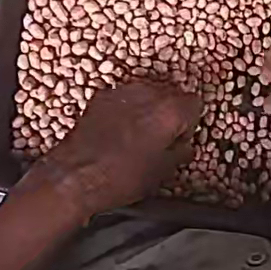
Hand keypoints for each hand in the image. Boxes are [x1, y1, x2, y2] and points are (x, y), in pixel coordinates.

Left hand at [31, 82, 201, 216]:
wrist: (76, 177)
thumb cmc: (120, 176)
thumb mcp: (162, 171)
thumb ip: (180, 153)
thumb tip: (184, 149)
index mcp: (170, 110)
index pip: (194, 104)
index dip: (190, 124)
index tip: (182, 140)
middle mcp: (147, 93)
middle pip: (172, 94)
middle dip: (172, 114)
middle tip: (165, 140)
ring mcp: (122, 92)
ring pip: (148, 93)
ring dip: (150, 110)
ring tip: (142, 138)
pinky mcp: (101, 98)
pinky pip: (125, 98)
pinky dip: (128, 110)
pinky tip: (123, 134)